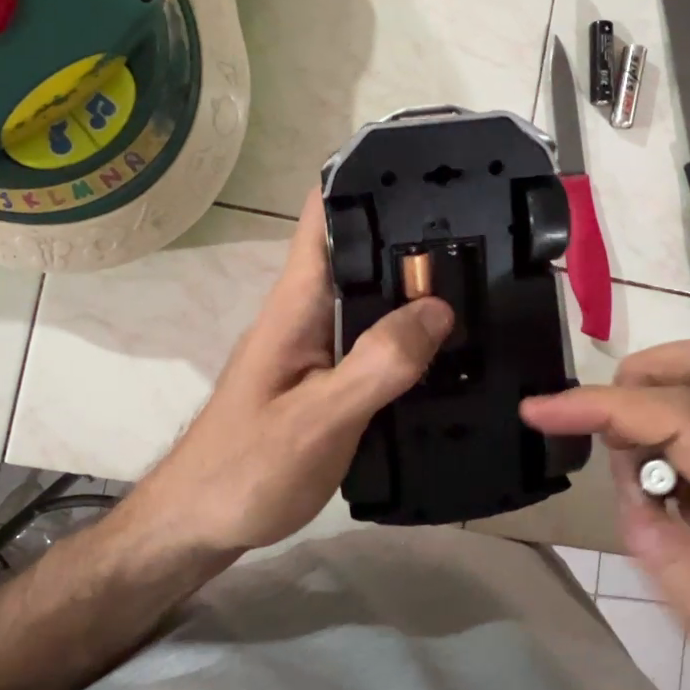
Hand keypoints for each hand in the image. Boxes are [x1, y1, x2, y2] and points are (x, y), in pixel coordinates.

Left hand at [134, 189, 453, 555]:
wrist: (199, 524)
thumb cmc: (246, 470)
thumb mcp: (317, 420)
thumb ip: (376, 365)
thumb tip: (438, 308)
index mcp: (296, 304)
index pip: (325, 217)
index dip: (368, 181)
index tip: (427, 166)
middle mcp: (307, 313)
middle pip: (364, 255)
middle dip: (416, 238)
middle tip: (490, 231)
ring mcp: (315, 347)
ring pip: (374, 301)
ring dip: (418, 291)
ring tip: (487, 282)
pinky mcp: (326, 380)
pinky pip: (375, 343)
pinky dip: (411, 338)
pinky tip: (451, 350)